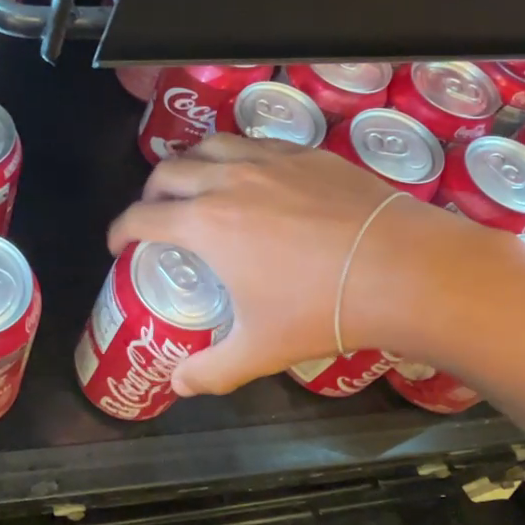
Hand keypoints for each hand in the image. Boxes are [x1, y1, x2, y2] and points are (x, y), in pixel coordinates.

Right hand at [106, 134, 501, 396]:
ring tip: (194, 182)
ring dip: (189, 162)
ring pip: (208, 145)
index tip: (119, 244)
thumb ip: (213, 369)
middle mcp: (226, 181)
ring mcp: (267, 160)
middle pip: (167, 171)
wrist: (405, 269)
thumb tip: (179, 384)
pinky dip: (234, 153)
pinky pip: (252, 141)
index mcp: (204, 224)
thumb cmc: (322, 308)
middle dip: (150, 192)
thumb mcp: (261, 349)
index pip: (140, 217)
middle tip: (155, 214)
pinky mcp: (304, 152)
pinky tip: (250, 172)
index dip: (120, 231)